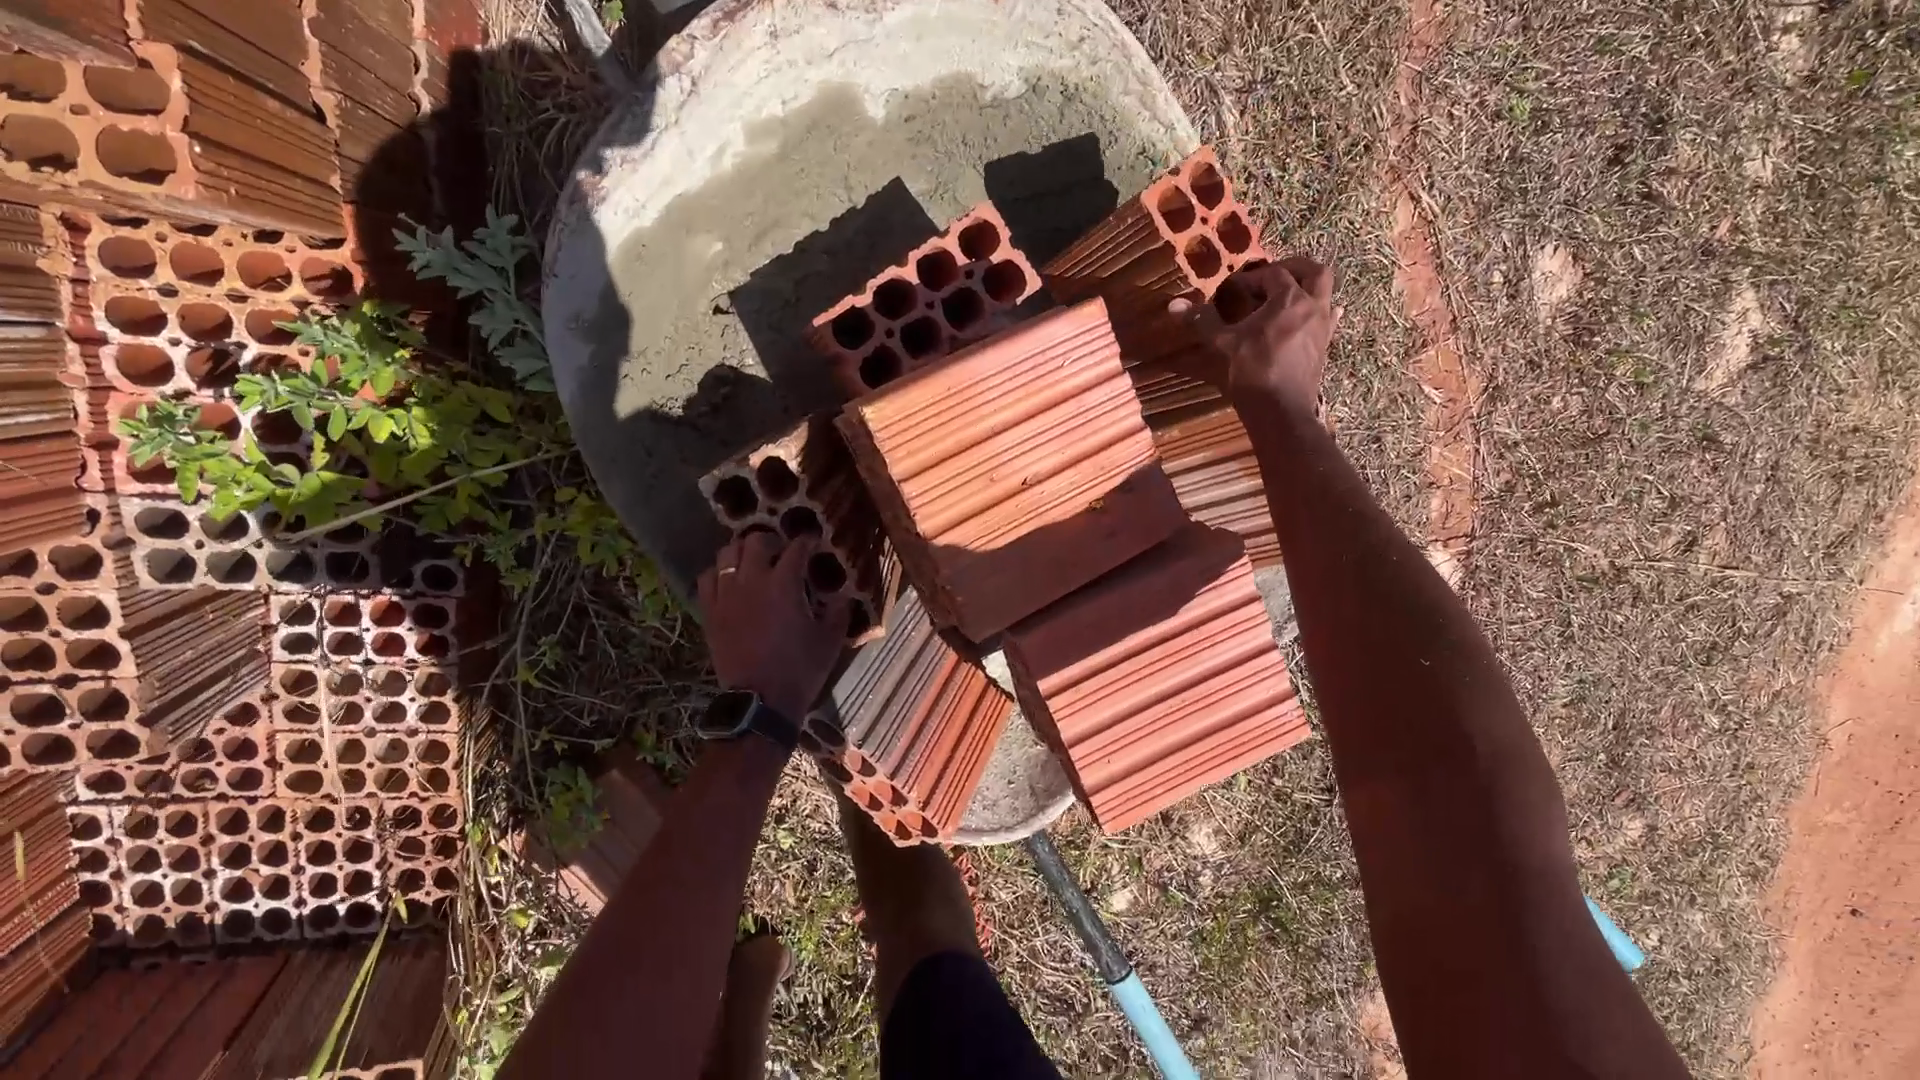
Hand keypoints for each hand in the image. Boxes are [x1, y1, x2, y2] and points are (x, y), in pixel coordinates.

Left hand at [697, 532, 850, 720]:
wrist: (761, 701)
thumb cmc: (800, 670)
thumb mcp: (830, 640)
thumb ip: (839, 611)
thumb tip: (842, 594)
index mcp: (784, 584)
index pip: (796, 548)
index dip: (807, 541)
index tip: (813, 543)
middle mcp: (752, 581)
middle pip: (756, 541)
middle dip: (771, 540)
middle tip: (781, 550)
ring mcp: (726, 595)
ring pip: (727, 554)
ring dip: (742, 551)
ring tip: (753, 560)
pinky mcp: (710, 611)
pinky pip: (707, 579)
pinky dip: (719, 573)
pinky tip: (729, 580)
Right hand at [1169, 256, 1334, 416]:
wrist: (1281, 410)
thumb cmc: (1252, 372)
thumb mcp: (1224, 344)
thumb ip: (1203, 320)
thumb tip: (1173, 304)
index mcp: (1289, 299)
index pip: (1272, 274)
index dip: (1251, 278)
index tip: (1232, 289)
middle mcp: (1313, 306)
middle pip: (1313, 272)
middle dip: (1293, 268)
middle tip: (1271, 277)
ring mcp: (1322, 326)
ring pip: (1325, 292)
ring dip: (1307, 288)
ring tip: (1286, 296)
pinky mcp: (1324, 345)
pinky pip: (1329, 319)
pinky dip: (1321, 311)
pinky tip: (1310, 316)